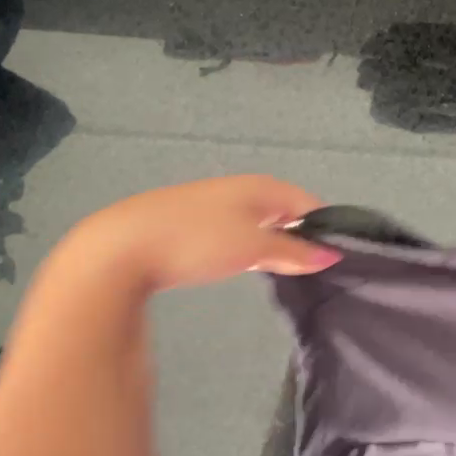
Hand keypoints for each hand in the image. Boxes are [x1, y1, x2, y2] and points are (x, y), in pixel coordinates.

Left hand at [67, 176, 338, 291]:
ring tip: (279, 269)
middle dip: (299, 236)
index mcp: (259, 186)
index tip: (336, 258)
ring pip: (256, 221)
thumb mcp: (253, 247)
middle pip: (283, 211)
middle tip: (310, 268)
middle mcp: (238, 189)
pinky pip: (232, 231)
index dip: (325, 228)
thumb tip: (331, 255)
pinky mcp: (186, 224)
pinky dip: (244, 246)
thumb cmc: (196, 241)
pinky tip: (239, 263)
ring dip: (271, 242)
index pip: (308, 203)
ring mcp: (210, 204)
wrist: (119, 248)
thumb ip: (293, 252)